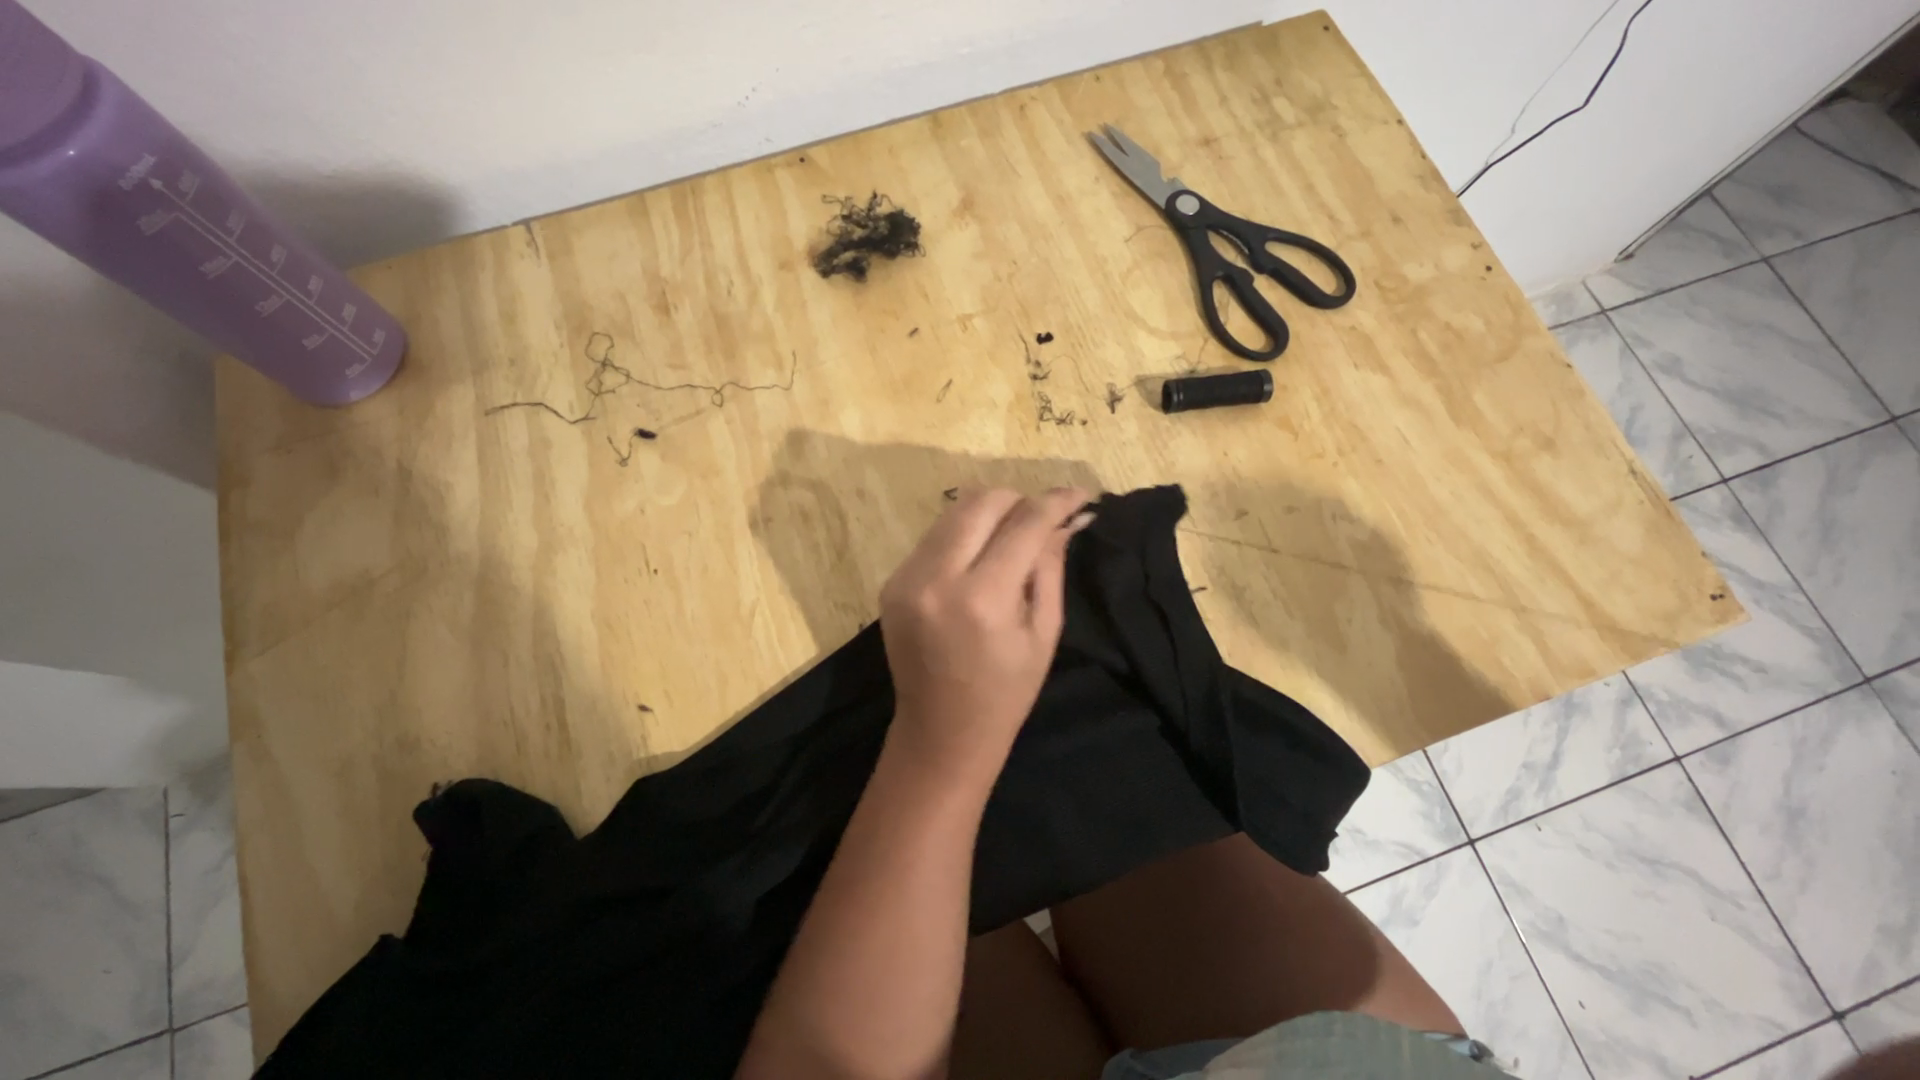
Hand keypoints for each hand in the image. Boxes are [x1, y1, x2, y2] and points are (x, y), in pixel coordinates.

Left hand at [878, 487, 1095, 784]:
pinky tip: (980, 560)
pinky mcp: (891, 582)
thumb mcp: (1043, 633)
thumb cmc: (1005, 692)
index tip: (1080, 495)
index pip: (1024, 524)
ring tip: (1014, 536)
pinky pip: (933, 538)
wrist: (940, 732)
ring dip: (988, 513)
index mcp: (982, 598)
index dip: (1056, 502)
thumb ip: (1050, 568)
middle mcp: (937, 578)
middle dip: (1018, 500)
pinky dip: (962, 536)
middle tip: (1043, 518)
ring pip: (952, 513)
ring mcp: (906, 577)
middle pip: (980, 501)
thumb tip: (1066, 518)